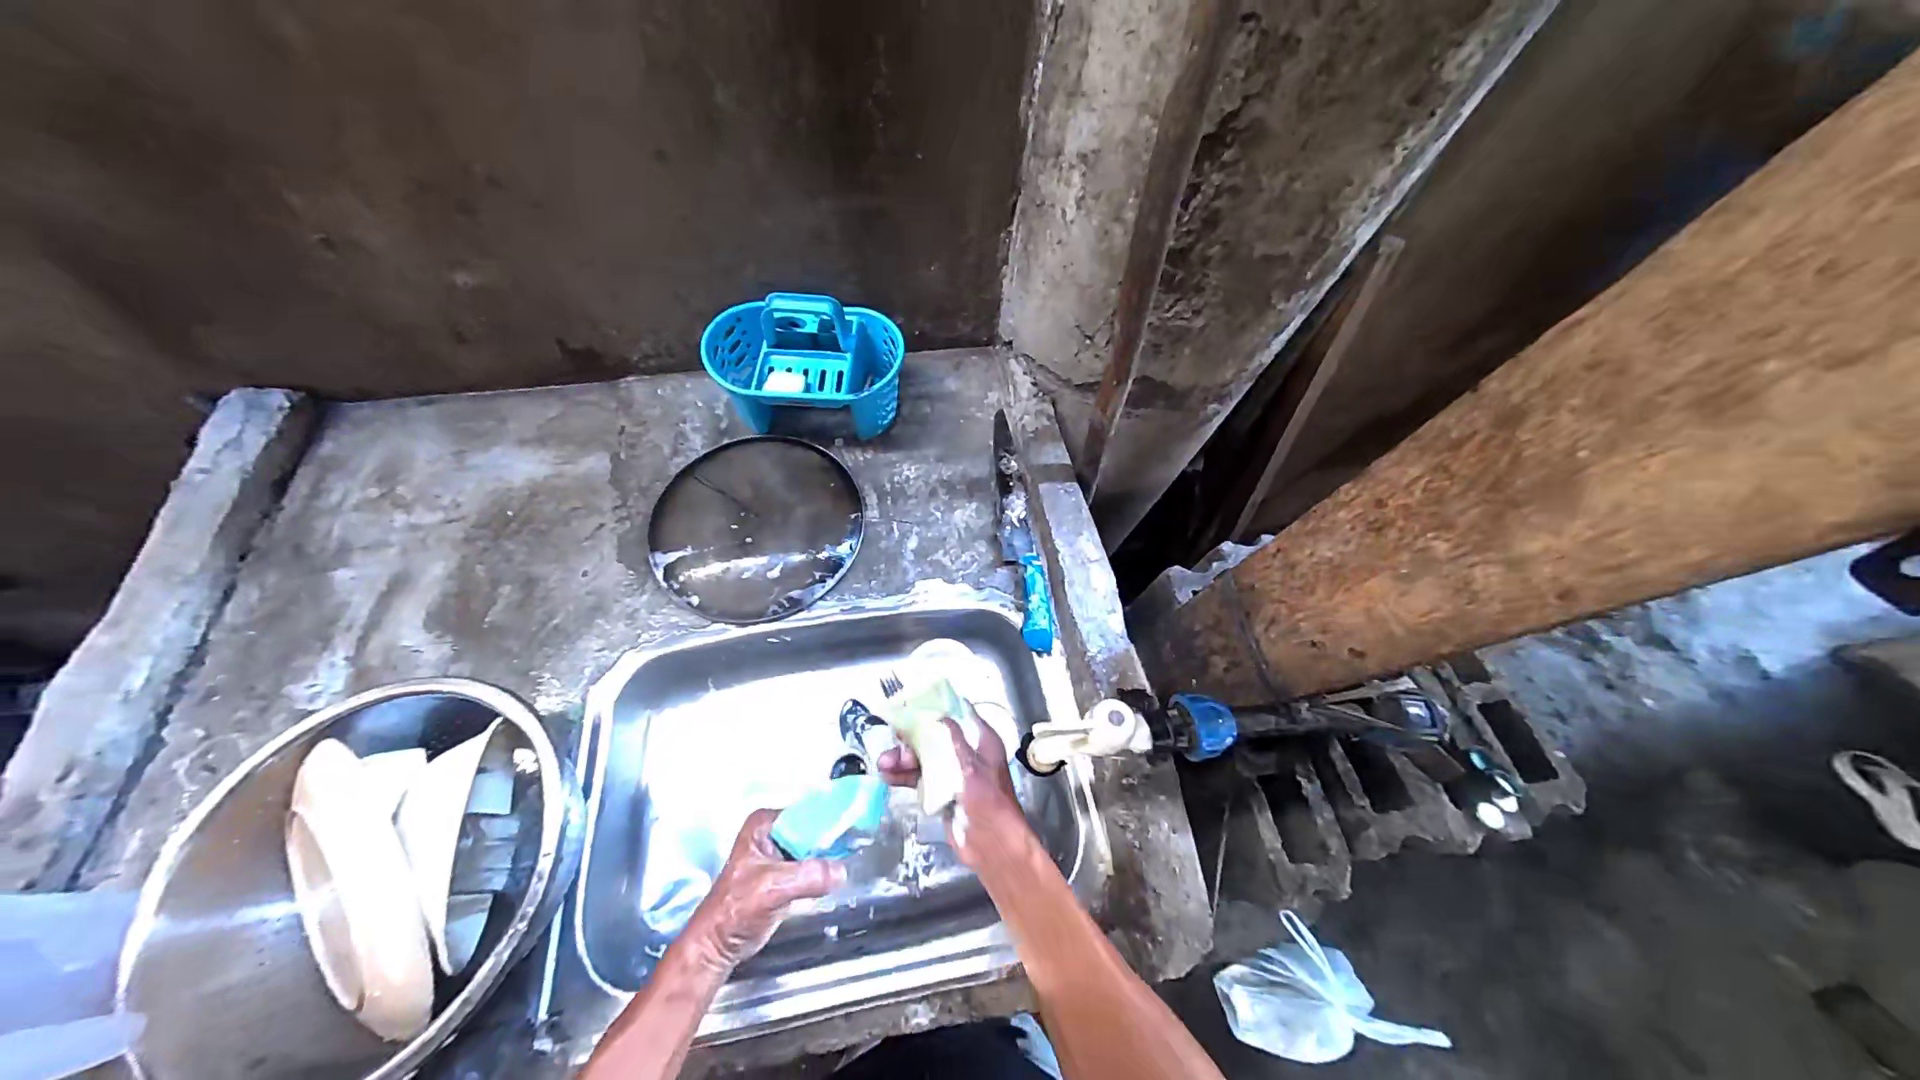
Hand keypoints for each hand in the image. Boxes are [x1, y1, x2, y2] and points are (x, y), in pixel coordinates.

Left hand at [678, 809, 844, 974]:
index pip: (807, 812)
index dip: (830, 818)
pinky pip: (813, 865)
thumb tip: (841, 871)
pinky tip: (840, 873)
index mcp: (765, 824)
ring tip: (855, 853)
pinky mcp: (786, 874)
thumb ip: (808, 876)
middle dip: (833, 838)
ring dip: (831, 855)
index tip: (855, 824)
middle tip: (859, 840)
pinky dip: (826, 870)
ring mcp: (780, 854)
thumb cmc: (734, 911)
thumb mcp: (772, 888)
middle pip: (814, 828)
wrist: (718, 947)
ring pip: (815, 847)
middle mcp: (773, 833)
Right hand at [875, 715, 1034, 870]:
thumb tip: (941, 717)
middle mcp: (967, 754)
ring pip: (924, 759)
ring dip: (904, 760)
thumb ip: (955, 741)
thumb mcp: (972, 766)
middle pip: (935, 738)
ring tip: (883, 764)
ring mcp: (953, 774)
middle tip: (893, 741)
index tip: (912, 706)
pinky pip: (921, 779)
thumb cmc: (989, 801)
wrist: (992, 845)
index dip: (936, 710)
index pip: (959, 716)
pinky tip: (888, 777)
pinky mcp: (942, 792)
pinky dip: (906, 776)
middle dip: (911, 740)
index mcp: (982, 742)